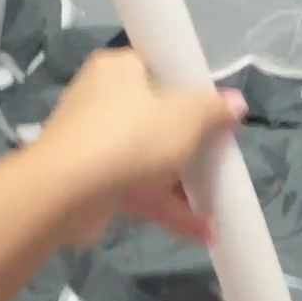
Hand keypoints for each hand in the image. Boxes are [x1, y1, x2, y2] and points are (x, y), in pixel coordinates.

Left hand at [35, 48, 245, 245]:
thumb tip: (236, 102)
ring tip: (218, 204)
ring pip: (149, 159)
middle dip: (191, 144)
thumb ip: (215, 109)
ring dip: (183, 184)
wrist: (65, 193)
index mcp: (119, 69)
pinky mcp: (92, 183)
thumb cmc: (131, 137)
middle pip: (157, 117)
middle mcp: (102, 100)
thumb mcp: (187, 117)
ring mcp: (95, 144)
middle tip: (220, 158)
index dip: (189, 88)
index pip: (158, 68)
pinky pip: (138, 189)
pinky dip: (167, 207)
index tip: (215, 111)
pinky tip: (203, 232)